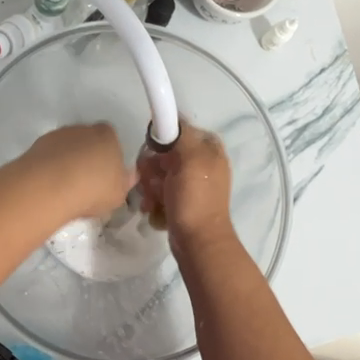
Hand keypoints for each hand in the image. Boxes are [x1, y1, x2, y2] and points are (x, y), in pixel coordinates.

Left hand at [18, 123, 135, 219]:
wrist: (52, 186)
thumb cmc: (94, 189)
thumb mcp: (118, 193)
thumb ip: (124, 182)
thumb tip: (129, 175)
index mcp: (108, 136)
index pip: (112, 140)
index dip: (108, 157)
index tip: (105, 176)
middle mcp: (83, 129)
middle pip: (88, 141)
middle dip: (87, 157)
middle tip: (86, 182)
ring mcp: (58, 134)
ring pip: (67, 147)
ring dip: (67, 161)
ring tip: (65, 187)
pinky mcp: (37, 145)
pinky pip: (49, 156)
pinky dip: (50, 166)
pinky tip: (50, 185)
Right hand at [138, 123, 234, 253]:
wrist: (197, 241)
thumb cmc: (195, 199)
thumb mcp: (190, 158)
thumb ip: (180, 134)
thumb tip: (169, 118)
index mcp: (208, 148)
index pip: (177, 131)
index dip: (162, 143)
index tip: (154, 156)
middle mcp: (201, 163)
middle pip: (163, 155)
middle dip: (152, 170)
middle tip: (154, 183)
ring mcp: (191, 184)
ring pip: (157, 176)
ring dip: (150, 188)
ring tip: (153, 202)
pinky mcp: (181, 202)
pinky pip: (159, 194)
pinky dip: (155, 202)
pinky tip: (155, 210)